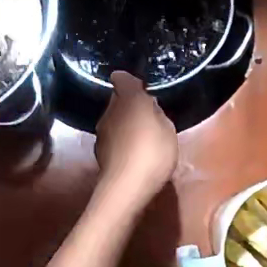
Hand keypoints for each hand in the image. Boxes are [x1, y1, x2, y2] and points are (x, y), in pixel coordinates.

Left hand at [92, 72, 177, 209]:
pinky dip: (121, 143)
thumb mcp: (167, 128)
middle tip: (149, 117)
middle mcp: (109, 112)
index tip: (142, 89)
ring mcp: (101, 133)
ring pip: (113, 121)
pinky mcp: (99, 153)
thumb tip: (148, 105)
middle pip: (117, 101)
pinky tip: (133, 156)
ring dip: (125, 125)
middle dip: (130, 105)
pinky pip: (113, 140)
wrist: (126, 188)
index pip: (122, 78)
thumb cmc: (153, 152)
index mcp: (127, 100)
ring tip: (143, 139)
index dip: (131, 82)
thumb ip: (157, 113)